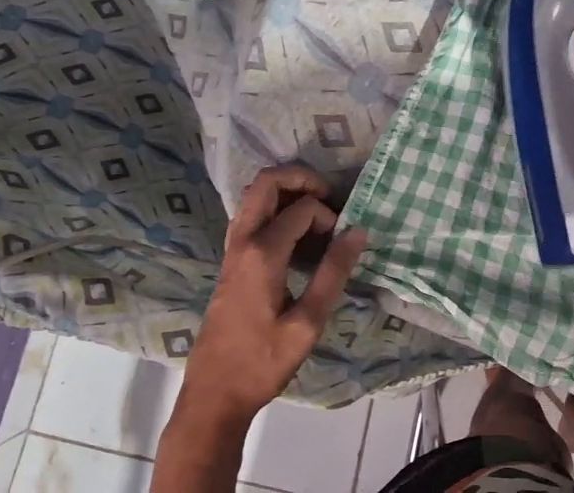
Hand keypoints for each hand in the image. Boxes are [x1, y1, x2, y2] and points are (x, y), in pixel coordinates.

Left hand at [176, 164, 367, 427]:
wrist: (215, 393)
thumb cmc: (263, 361)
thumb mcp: (308, 322)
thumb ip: (333, 272)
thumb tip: (358, 231)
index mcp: (262, 253)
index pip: (301, 209)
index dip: (328, 216)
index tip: (341, 242)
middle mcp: (242, 240)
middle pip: (266, 182)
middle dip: (301, 179)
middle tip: (328, 198)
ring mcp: (231, 248)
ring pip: (254, 195)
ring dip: (285, 192)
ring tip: (315, 213)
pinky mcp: (229, 260)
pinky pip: (249, 215)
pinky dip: (273, 209)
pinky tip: (294, 234)